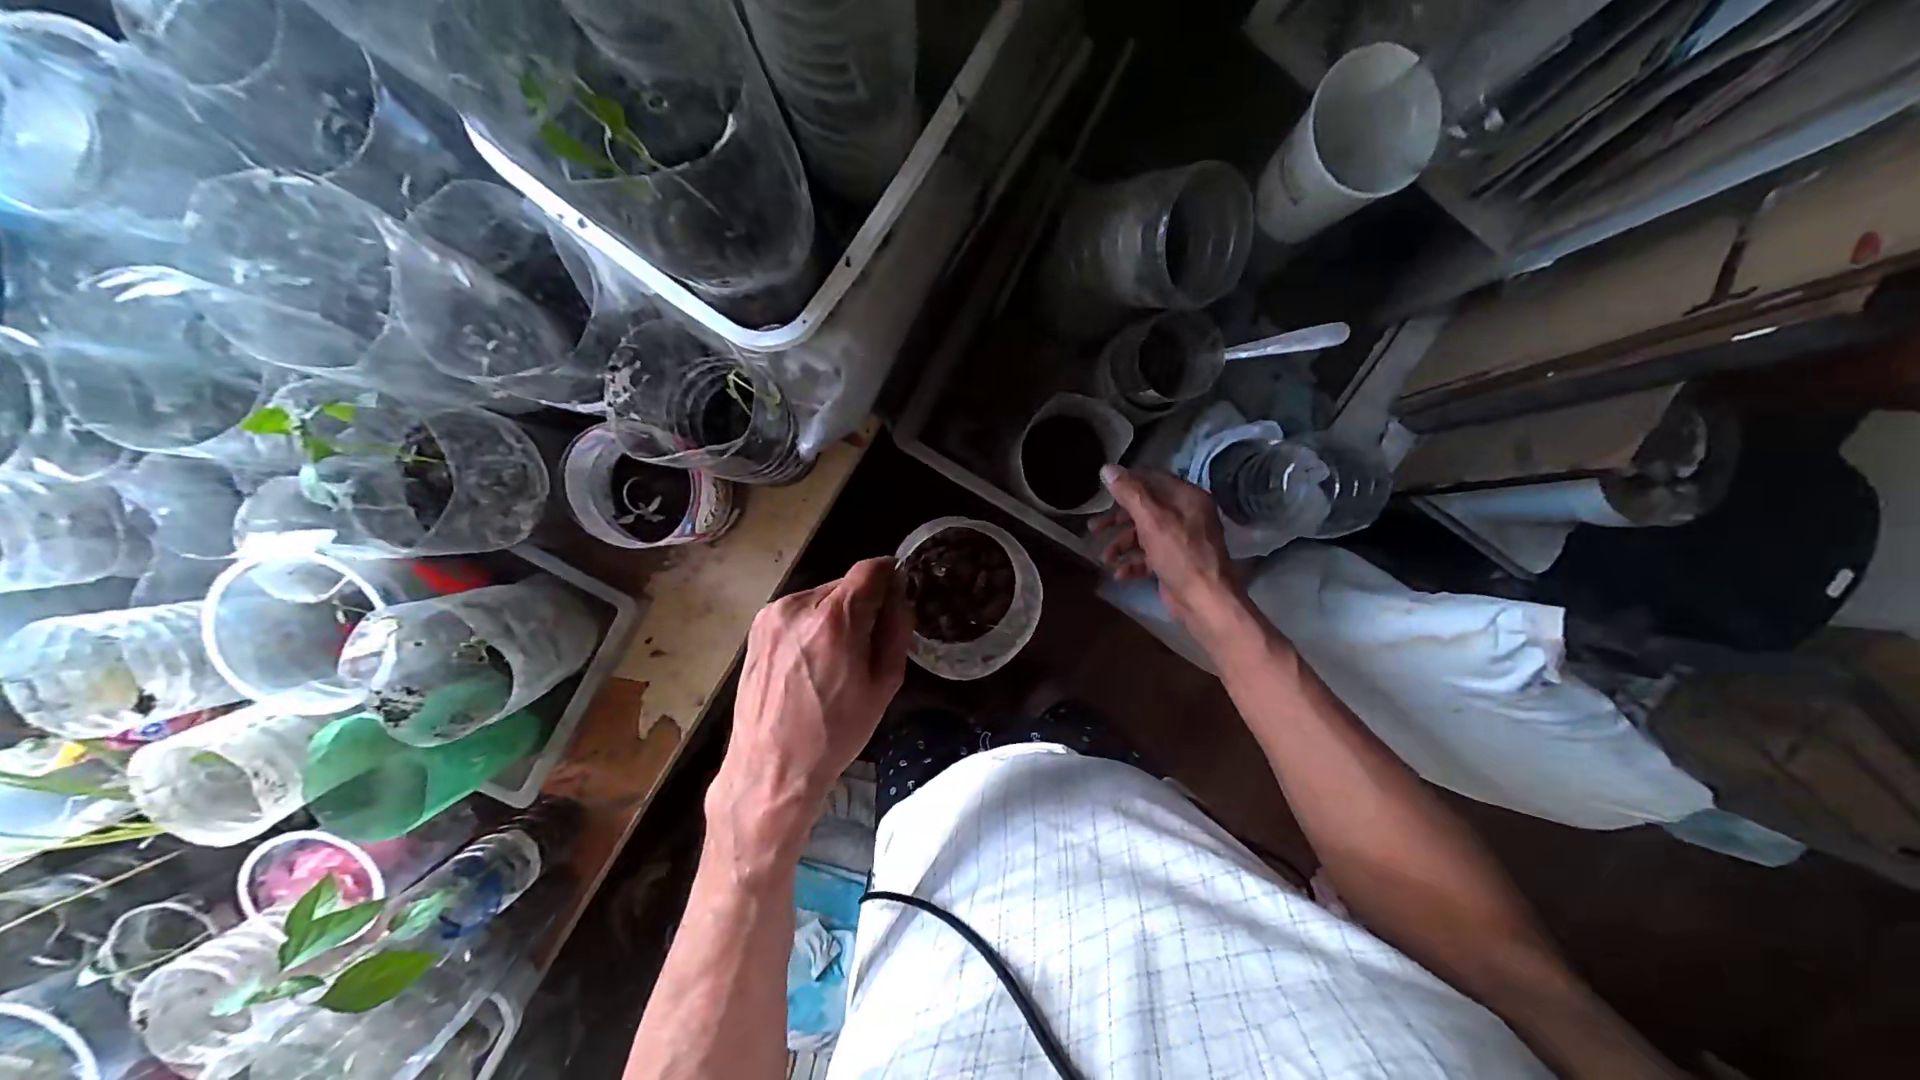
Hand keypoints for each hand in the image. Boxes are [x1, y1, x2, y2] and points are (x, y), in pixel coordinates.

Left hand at [708, 557, 912, 865]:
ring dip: (837, 615)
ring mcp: (773, 615)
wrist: (771, 767)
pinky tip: (812, 661)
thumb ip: (897, 631)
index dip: (891, 577)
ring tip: (837, 658)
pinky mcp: (758, 628)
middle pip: (846, 583)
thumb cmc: (834, 733)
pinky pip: (799, 611)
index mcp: (835, 619)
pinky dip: (813, 625)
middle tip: (868, 644)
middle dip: (864, 604)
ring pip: (822, 596)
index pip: (872, 568)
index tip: (897, 598)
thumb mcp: (884, 685)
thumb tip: (901, 599)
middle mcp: (799, 605)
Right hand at [1093, 466, 1245, 640]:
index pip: (1152, 479)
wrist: (1205, 601)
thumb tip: (1107, 469)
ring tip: (1105, 559)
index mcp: (1186, 498)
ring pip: (1144, 534)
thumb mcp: (1152, 521)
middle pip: (1144, 509)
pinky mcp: (1175, 562)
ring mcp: (1181, 540)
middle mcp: (1186, 515)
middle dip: (1117, 520)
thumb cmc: (1181, 556)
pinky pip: (1149, 556)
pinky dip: (1133, 562)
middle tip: (1093, 529)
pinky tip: (1119, 573)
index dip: (1126, 483)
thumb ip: (1130, 494)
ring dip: (1122, 545)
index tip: (1102, 491)